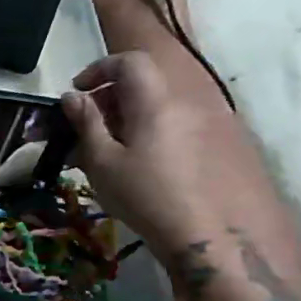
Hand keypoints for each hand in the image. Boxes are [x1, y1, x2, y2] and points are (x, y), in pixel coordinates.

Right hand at [61, 51, 222, 254]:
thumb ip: (86, 124)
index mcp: (155, 101)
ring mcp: (213, 123)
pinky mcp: (228, 145)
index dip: (99, 69)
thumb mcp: (103, 163)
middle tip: (89, 129)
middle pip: (146, 84)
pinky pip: (183, 126)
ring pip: (164, 108)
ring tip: (116, 153)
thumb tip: (72, 96)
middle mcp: (188, 102)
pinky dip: (158, 133)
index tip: (78, 92)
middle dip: (112, 98)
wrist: (213, 238)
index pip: (129, 61)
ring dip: (134, 119)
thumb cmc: (147, 197)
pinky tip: (150, 167)